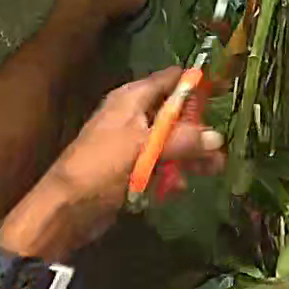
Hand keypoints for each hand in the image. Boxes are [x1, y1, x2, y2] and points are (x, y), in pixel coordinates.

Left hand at [10, 68, 225, 255]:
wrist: (65, 208)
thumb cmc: (102, 167)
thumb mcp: (144, 149)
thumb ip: (182, 140)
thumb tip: (217, 137)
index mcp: (131, 98)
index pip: (170, 79)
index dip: (196, 83)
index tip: (224, 92)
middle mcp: (133, 114)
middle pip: (174, 112)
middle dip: (198, 127)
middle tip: (222, 143)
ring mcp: (132, 142)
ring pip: (170, 140)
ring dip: (190, 153)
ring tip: (215, 168)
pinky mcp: (130, 167)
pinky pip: (159, 163)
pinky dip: (172, 171)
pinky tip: (181, 186)